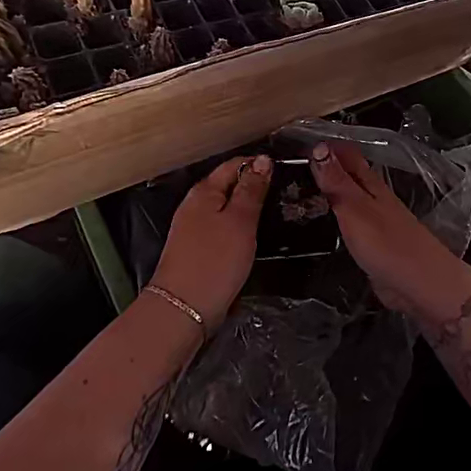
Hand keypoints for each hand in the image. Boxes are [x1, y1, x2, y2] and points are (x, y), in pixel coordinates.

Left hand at [151, 155, 270, 328]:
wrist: (183, 310)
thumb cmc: (215, 261)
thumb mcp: (241, 220)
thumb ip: (252, 189)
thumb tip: (262, 160)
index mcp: (204, 191)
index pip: (235, 164)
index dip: (259, 165)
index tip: (286, 172)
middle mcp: (195, 204)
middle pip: (230, 185)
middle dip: (256, 187)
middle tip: (286, 194)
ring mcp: (194, 228)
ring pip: (227, 208)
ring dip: (249, 209)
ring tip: (276, 213)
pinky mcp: (198, 249)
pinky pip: (224, 228)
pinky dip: (240, 228)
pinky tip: (255, 236)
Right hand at [310, 141, 453, 310]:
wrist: (418, 283)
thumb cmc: (387, 243)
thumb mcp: (355, 207)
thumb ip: (337, 181)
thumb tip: (318, 147)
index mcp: (371, 184)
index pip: (348, 156)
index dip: (327, 147)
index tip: (298, 142)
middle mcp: (375, 198)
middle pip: (350, 175)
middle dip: (328, 166)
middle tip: (295, 165)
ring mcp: (377, 221)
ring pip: (350, 198)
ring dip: (331, 191)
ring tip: (302, 190)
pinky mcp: (375, 244)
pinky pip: (352, 222)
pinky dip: (338, 216)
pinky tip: (326, 223)